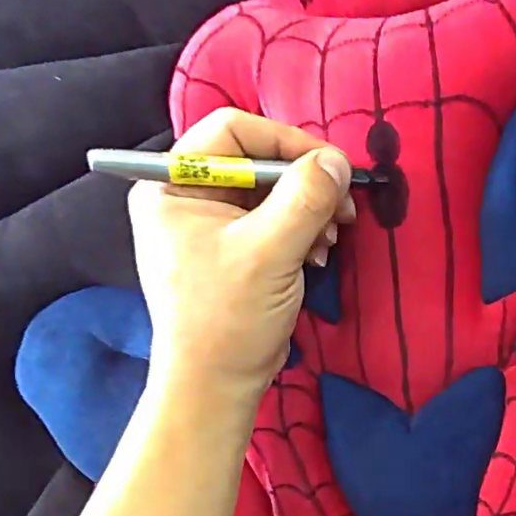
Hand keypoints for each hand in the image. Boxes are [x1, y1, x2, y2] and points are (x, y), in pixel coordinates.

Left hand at [130, 108, 355, 400]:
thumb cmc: (227, 318)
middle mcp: (186, 194)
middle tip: (343, 206)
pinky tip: (318, 253)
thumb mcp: (269, 252)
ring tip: (330, 239)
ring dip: (309, 208)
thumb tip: (337, 160)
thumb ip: (305, 198)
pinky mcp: (232, 245)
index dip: (286, 141)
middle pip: (256, 159)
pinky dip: (302, 229)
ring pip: (271, 189)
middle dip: (304, 182)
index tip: (331, 166)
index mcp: (172, 185)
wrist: (216, 384)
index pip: (233, 131)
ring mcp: (209, 221)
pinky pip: (273, 217)